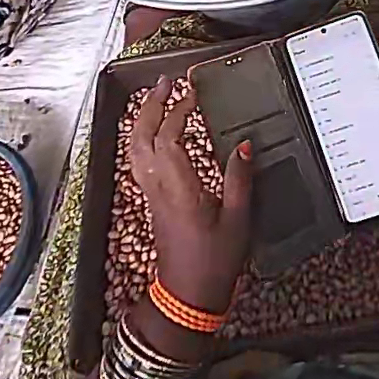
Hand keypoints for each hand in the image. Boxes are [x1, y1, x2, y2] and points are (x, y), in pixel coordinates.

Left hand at [126, 76, 251, 313]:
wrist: (187, 296)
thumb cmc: (214, 261)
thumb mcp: (237, 220)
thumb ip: (240, 180)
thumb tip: (244, 145)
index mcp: (178, 189)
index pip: (167, 138)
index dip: (176, 112)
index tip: (191, 94)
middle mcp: (158, 187)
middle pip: (141, 137)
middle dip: (150, 106)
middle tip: (165, 83)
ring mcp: (151, 193)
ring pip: (134, 148)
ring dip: (143, 118)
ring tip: (158, 98)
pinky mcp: (151, 199)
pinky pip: (139, 159)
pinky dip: (143, 136)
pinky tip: (156, 130)